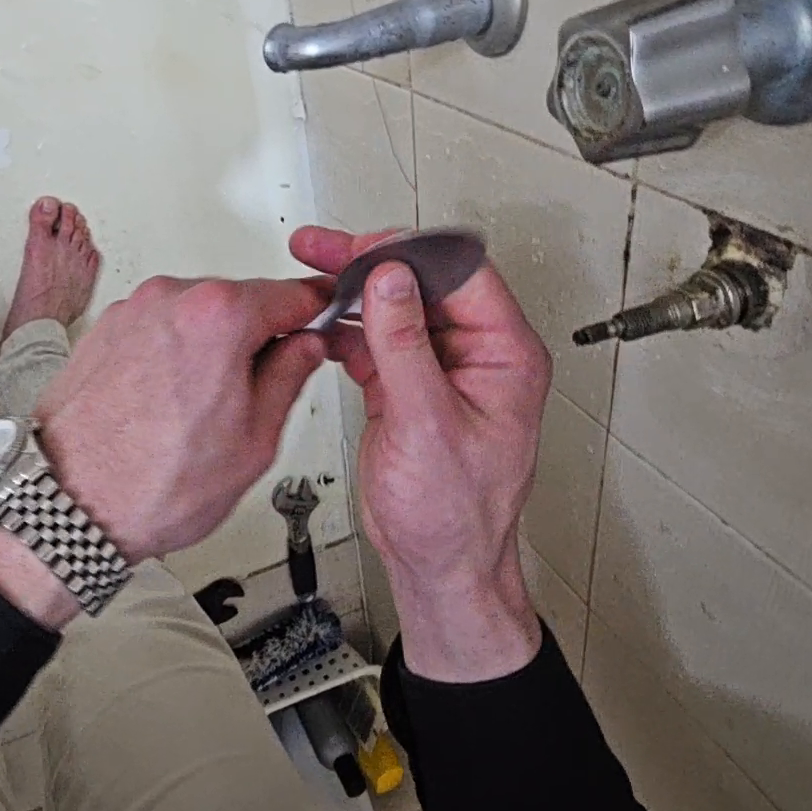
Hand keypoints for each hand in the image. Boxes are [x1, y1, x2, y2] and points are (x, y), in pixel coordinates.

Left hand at [34, 276, 329, 565]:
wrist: (68, 504)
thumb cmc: (150, 484)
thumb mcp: (255, 440)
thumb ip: (289, 377)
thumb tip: (304, 348)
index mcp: (219, 317)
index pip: (291, 294)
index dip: (315, 311)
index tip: (322, 319)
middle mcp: (171, 299)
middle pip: (241, 301)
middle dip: (259, 336)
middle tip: (260, 389)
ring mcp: (133, 311)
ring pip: (199, 314)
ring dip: (213, 346)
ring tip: (202, 408)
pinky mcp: (107, 328)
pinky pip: (161, 327)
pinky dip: (175, 352)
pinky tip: (169, 402)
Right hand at [291, 227, 552, 680]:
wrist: (437, 563)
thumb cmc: (456, 515)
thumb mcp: (428, 425)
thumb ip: (405, 347)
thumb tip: (390, 281)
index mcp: (502, 355)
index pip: (459, 275)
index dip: (409, 253)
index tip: (363, 247)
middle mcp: (472, 354)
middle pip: (420, 284)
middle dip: (368, 263)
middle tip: (322, 248)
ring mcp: (435, 369)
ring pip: (391, 309)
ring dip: (350, 294)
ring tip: (308, 277)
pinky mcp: (404, 386)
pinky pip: (372, 342)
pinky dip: (342, 331)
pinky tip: (316, 325)